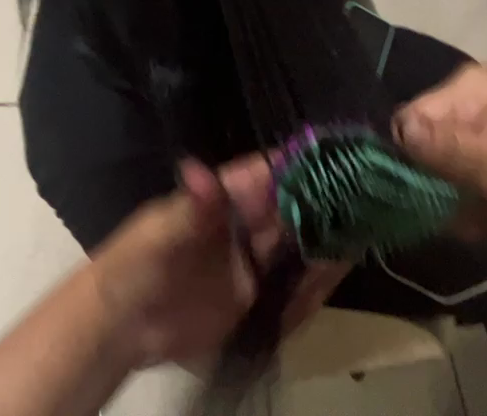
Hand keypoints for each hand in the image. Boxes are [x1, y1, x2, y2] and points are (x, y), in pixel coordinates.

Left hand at [88, 157, 346, 368]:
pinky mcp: (257, 302)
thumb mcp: (161, 232)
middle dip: (327, 205)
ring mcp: (255, 265)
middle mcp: (247, 226)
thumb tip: (199, 169)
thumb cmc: (135, 264)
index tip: (341, 158)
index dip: (304, 165)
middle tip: (366, 201)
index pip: (272, 174)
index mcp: (226, 198)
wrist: (120, 326)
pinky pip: (295, 291)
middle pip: (296, 210)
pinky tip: (339, 273)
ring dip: (329, 243)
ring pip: (302, 249)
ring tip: (364, 233)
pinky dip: (317, 285)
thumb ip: (191, 207)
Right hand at [393, 65, 486, 232]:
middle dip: (442, 179)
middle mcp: (475, 91)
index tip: (427, 193)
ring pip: (452, 156)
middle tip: (462, 211)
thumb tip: (396, 129)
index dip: (412, 157)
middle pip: (431, 137)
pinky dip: (484, 189)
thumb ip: (446, 148)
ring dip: (464, 190)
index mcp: (469, 85)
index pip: (412, 117)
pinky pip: (475, 161)